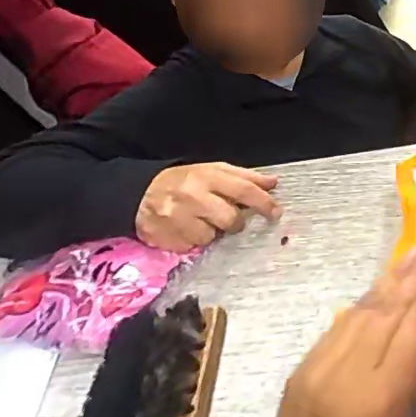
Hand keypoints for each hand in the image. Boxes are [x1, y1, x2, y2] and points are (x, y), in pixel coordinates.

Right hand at [135, 162, 280, 250]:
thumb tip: (272, 183)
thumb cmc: (185, 180)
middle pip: (230, 219)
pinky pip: (190, 247)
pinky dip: (194, 241)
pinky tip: (187, 229)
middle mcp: (192, 198)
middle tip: (232, 218)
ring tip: (203, 221)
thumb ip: (246, 177)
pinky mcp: (163, 238)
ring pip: (210, 236)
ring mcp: (175, 220)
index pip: (244, 190)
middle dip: (237, 222)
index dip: (264, 202)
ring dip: (212, 232)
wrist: (139, 193)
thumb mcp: (215, 170)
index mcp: (207, 177)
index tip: (276, 212)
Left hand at [269, 249, 415, 416]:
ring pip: (361, 312)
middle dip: (415, 278)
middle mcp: (346, 376)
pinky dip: (365, 304)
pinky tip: (382, 289)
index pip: (415, 328)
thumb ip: (413, 364)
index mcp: (382, 396)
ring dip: (390, 281)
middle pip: (388, 312)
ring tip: (413, 256)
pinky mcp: (299, 371)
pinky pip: (339, 326)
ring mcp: (316, 371)